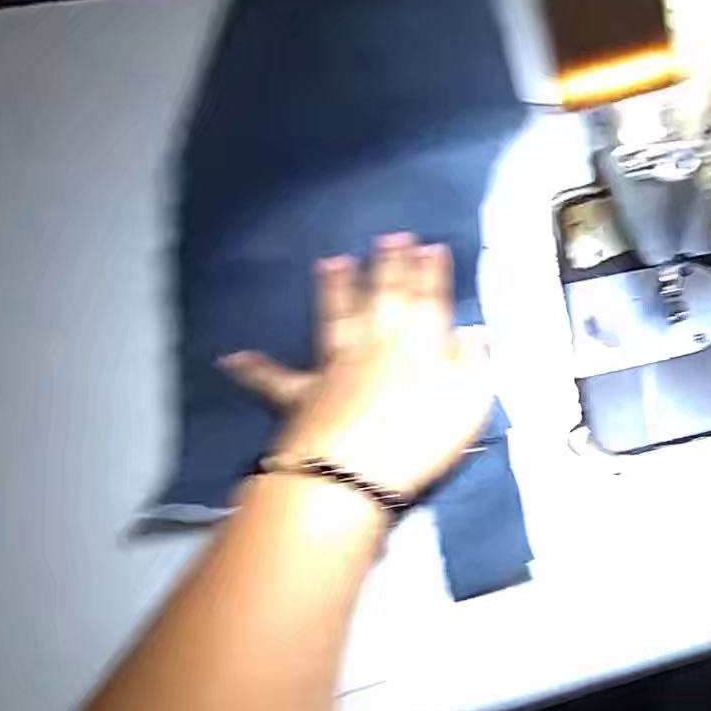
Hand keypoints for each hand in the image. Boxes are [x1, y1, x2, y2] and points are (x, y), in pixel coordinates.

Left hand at [220, 233, 492, 498]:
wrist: (357, 473)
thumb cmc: (424, 441)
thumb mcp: (469, 404)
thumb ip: (473, 365)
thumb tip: (475, 333)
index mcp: (420, 347)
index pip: (429, 301)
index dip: (431, 274)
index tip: (432, 248)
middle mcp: (377, 345)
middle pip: (385, 298)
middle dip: (390, 266)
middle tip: (390, 237)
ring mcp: (338, 366)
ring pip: (338, 318)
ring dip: (336, 289)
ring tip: (333, 262)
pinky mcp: (307, 394)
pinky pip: (278, 378)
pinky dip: (257, 369)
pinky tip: (235, 358)